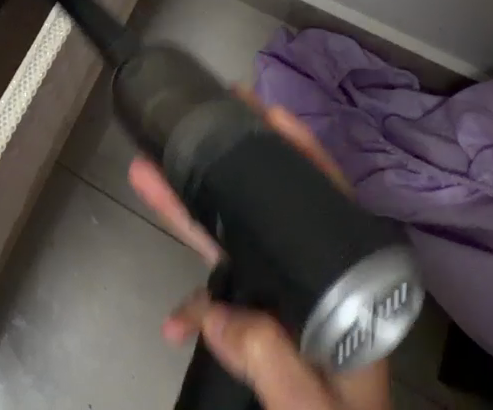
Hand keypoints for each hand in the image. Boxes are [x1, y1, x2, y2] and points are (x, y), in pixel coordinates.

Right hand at [128, 92, 391, 409]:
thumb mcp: (312, 408)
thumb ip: (274, 362)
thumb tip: (217, 313)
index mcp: (345, 298)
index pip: (326, 211)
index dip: (300, 157)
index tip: (269, 114)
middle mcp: (316, 291)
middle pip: (264, 216)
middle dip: (219, 173)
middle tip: (188, 127)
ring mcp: (286, 309)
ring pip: (233, 246)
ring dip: (189, 215)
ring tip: (147, 174)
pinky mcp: (264, 332)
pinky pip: (223, 302)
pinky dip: (196, 307)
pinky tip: (174, 322)